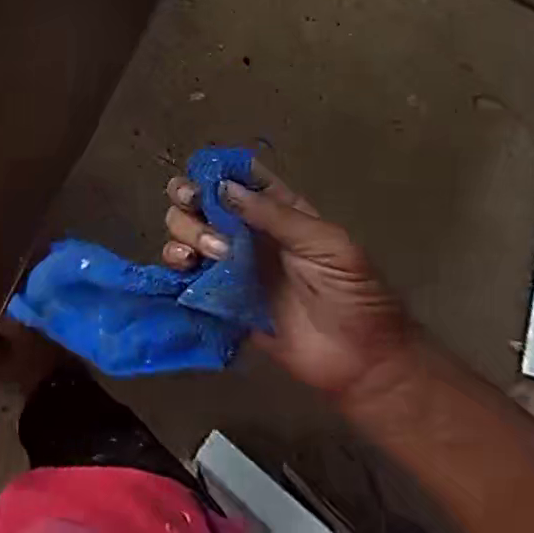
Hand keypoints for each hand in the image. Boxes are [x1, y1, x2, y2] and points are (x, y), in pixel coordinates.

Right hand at [162, 166, 410, 397]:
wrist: (360, 362)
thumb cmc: (356, 297)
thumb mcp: (330, 246)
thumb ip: (277, 215)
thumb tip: (223, 187)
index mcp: (274, 211)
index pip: (235, 176)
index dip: (215, 171)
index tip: (205, 179)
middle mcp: (242, 229)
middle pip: (197, 197)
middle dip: (186, 196)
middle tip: (194, 206)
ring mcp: (225, 259)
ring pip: (182, 226)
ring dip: (187, 230)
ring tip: (213, 253)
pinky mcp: (212, 289)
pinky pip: (178, 265)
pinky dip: (173, 257)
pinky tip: (186, 264)